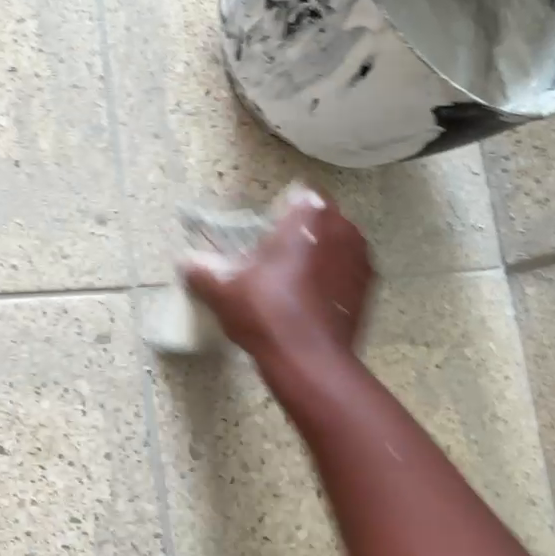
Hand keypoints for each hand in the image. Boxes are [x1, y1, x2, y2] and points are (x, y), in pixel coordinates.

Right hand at [181, 183, 374, 364]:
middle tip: (275, 256)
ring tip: (294, 280)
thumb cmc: (266, 313)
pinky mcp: (368, 289)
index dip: (282, 210)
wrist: (309, 361)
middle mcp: (342, 228)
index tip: (266, 231)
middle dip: (302, 232)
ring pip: (337, 245)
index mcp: (308, 217)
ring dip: (320, 255)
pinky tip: (311, 301)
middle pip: (320, 219)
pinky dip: (332, 279)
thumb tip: (186, 262)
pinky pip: (346, 272)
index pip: (300, 194)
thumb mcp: (222, 291)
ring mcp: (361, 259)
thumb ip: (202, 271)